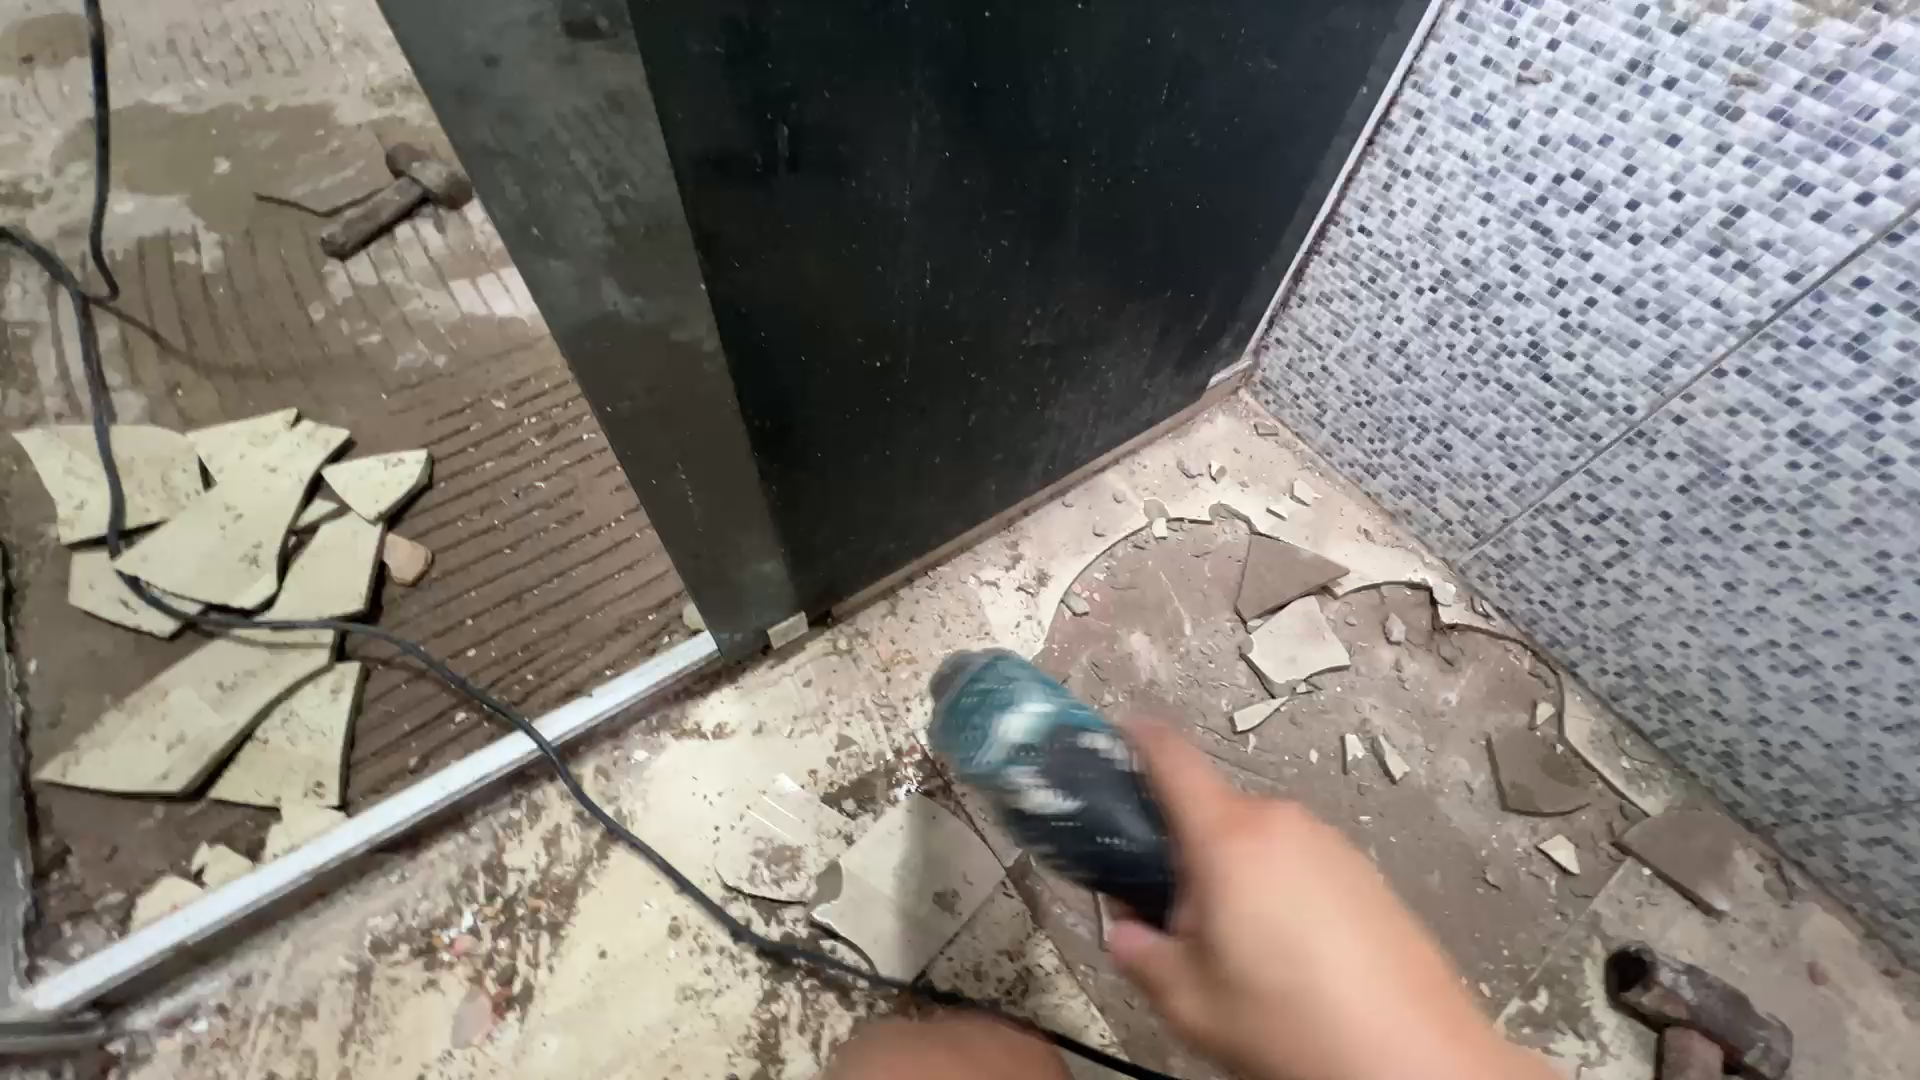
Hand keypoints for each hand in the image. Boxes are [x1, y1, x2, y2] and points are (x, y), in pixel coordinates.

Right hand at [1107, 720, 1555, 1079]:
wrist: (1423, 1067)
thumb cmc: (1294, 1023)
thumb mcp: (1189, 1000)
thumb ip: (1137, 951)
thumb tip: (1124, 930)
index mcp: (1227, 836)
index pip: (1171, 756)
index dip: (1137, 736)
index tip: (1118, 735)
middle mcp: (1278, 821)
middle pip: (1209, 809)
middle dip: (1183, 848)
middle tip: (1179, 912)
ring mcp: (1327, 841)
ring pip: (1252, 836)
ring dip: (1231, 869)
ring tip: (1242, 943)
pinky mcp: (1363, 869)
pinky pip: (1296, 857)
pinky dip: (1276, 884)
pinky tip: (1293, 950)